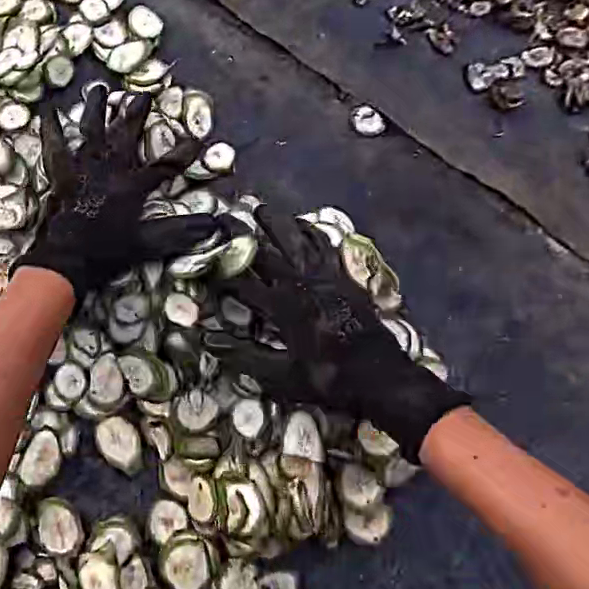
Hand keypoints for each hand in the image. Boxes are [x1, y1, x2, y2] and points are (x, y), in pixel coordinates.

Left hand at [16, 85, 223, 296]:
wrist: (65, 259)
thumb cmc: (107, 252)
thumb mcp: (148, 244)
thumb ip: (180, 233)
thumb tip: (217, 226)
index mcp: (131, 186)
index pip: (164, 167)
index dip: (182, 154)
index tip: (196, 140)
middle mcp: (108, 170)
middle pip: (125, 135)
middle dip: (136, 114)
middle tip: (143, 94)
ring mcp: (82, 169)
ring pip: (91, 131)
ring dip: (96, 109)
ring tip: (99, 89)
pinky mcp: (60, 174)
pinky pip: (55, 146)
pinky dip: (51, 128)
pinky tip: (48, 111)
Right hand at [210, 207, 469, 460]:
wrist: (384, 378)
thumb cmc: (329, 378)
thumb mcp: (281, 376)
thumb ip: (245, 358)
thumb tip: (209, 344)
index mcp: (282, 307)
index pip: (243, 283)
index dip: (222, 273)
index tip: (205, 264)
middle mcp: (300, 284)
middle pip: (266, 253)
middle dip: (242, 238)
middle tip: (225, 221)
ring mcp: (325, 277)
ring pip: (297, 240)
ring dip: (278, 224)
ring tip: (262, 210)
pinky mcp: (344, 277)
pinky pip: (324, 246)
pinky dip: (310, 232)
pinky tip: (303, 226)